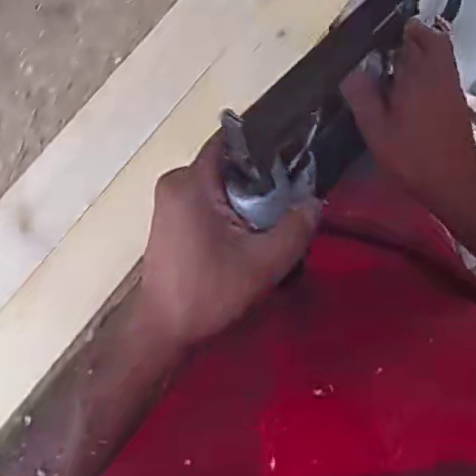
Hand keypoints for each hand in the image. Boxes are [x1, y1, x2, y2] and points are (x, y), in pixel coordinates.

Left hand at [133, 134, 318, 349]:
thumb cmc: (207, 293)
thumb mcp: (264, 263)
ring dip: (249, 196)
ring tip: (277, 216)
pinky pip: (210, 197)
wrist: (161, 336)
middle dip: (262, 176)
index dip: (265, 142)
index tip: (294, 153)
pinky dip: (232, 208)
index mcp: (192, 182)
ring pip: (222, 182)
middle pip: (231, 162)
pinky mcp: (172, 219)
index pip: (233, 139)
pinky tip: (252, 231)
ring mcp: (171, 200)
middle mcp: (177, 182)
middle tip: (293, 193)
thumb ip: (296, 228)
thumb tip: (315, 201)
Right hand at [340, 21, 475, 221]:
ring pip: (442, 55)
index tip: (380, 30)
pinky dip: (431, 67)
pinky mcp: (458, 102)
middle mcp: (439, 74)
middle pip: (434, 40)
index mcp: (419, 75)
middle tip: (392, 39)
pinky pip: (444, 71)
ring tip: (398, 61)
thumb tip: (352, 71)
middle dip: (415, 33)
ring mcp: (452, 87)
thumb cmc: (412, 157)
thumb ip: (363, 98)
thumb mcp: (377, 131)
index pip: (412, 37)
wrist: (453, 183)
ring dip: (425, 49)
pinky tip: (411, 87)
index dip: (397, 30)